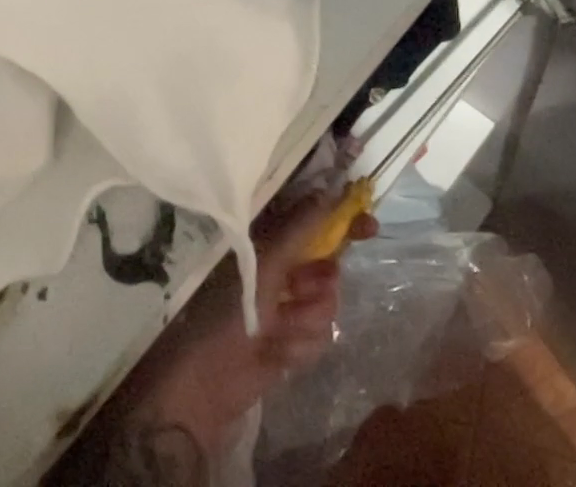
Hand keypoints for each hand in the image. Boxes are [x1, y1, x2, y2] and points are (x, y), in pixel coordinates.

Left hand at [137, 191, 378, 453]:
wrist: (206, 382)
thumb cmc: (227, 312)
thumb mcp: (264, 265)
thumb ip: (299, 230)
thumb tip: (328, 192)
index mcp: (270, 247)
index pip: (314, 225)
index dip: (343, 223)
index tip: (369, 227)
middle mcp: (283, 272)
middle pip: (330, 268)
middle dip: (317, 287)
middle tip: (294, 293)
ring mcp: (290, 308)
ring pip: (329, 305)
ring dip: (305, 321)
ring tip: (276, 331)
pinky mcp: (295, 341)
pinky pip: (322, 336)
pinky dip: (300, 346)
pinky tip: (275, 354)